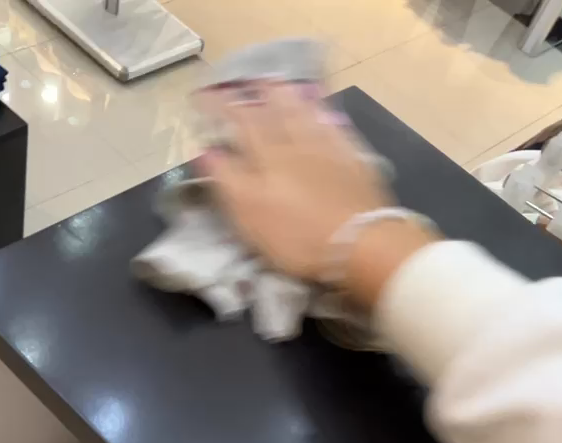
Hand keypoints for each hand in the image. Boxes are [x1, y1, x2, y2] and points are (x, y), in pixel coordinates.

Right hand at [196, 82, 436, 310]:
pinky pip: (334, 127)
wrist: (358, 243)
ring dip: (287, 97)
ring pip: (303, 114)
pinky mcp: (353, 160)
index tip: (203, 95)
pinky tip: (320, 107)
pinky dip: (322, 113)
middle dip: (253, 96)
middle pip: (272, 113)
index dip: (220, 108)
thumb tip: (206, 151)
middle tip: (244, 80)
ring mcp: (327, 149)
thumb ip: (228, 180)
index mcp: (267, 157)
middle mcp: (295, 144)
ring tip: (276, 83)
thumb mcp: (250, 216)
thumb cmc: (297, 237)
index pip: (239, 123)